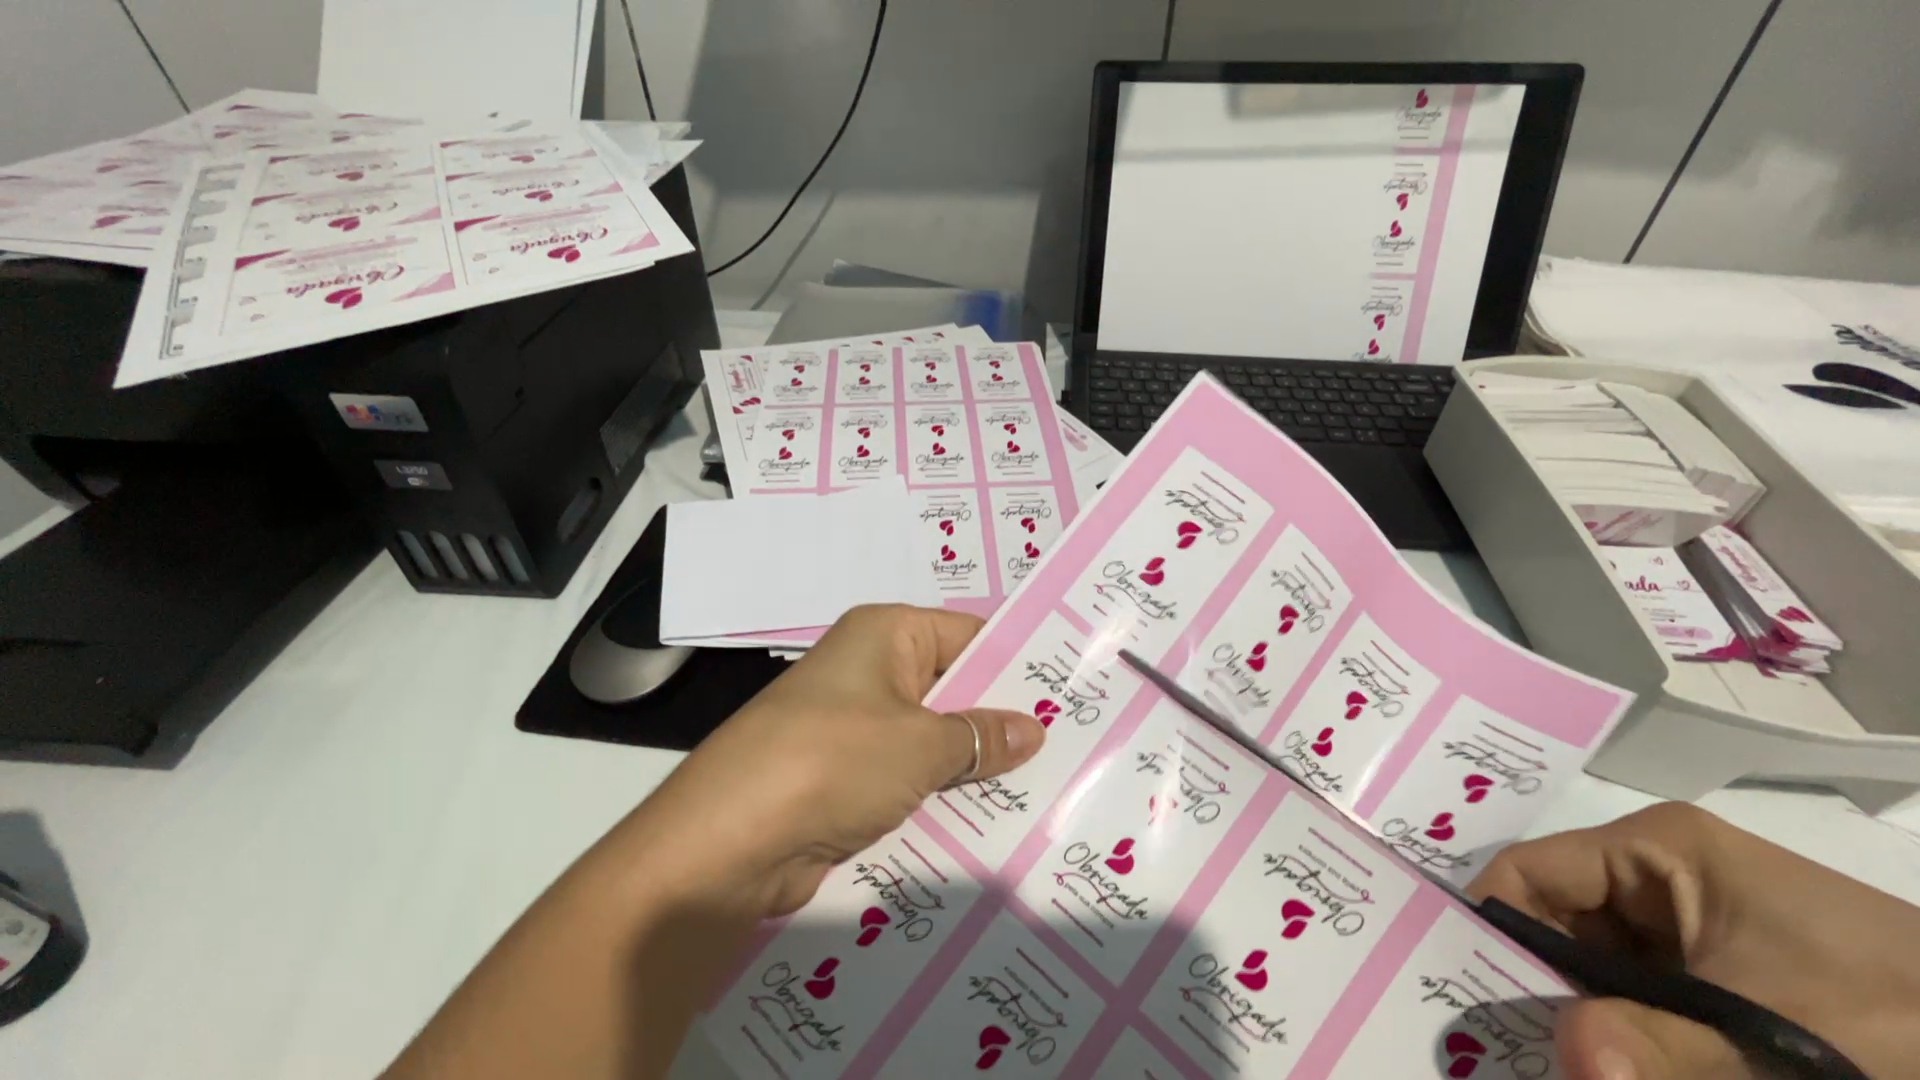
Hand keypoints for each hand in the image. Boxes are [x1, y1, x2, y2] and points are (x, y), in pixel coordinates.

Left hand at [635, 604, 1044, 919]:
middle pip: (953, 690)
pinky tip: (994, 824)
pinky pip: (909, 781)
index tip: (1073, 692)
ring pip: (933, 742)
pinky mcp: (846, 781)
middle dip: (1003, 722)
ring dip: (975, 768)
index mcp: (885, 636)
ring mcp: (855, 729)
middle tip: (1075, 748)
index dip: (1018, 662)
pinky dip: (942, 799)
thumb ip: (980, 736)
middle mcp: (870, 673)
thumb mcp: (920, 745)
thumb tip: (1031, 729)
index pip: (969, 635)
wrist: (728, 844)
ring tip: (1051, 790)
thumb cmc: (832, 763)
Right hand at [1469, 802, 1919, 1079]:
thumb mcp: (1780, 1033)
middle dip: (1528, 986)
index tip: (1462, 995)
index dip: (1489, 926)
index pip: (1528, 872)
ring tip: (1542, 1060)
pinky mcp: (1706, 970)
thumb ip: (1666, 1044)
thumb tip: (1566, 1058)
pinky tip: (1601, 1063)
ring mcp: (1679, 923)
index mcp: (1654, 850)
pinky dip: (1615, 1034)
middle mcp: (1652, 874)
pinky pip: (1633, 996)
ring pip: (1588, 966)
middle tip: (1498, 1048)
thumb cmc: (1902, 1013)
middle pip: (1552, 922)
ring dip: (1571, 1018)